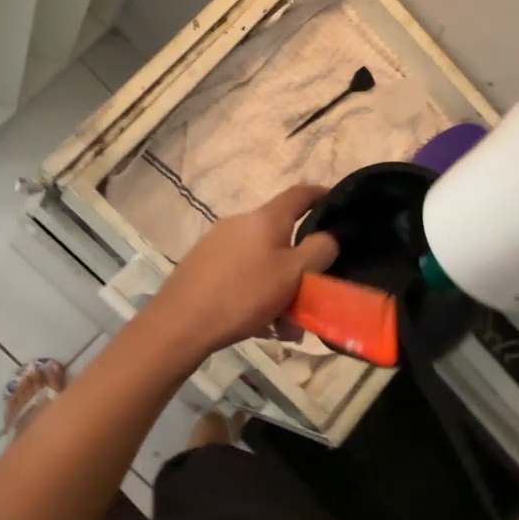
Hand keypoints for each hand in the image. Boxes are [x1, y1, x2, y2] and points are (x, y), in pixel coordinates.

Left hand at [143, 184, 340, 355]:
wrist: (181, 323)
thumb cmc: (244, 294)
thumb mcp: (294, 275)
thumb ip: (319, 251)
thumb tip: (327, 237)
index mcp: (265, 218)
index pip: (299, 194)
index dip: (321, 194)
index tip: (337, 201)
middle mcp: (239, 222)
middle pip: (280, 236)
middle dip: (299, 266)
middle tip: (311, 294)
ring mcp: (216, 243)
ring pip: (261, 262)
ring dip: (278, 287)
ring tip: (285, 324)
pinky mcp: (201, 265)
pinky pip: (241, 274)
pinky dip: (256, 293)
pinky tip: (259, 324)